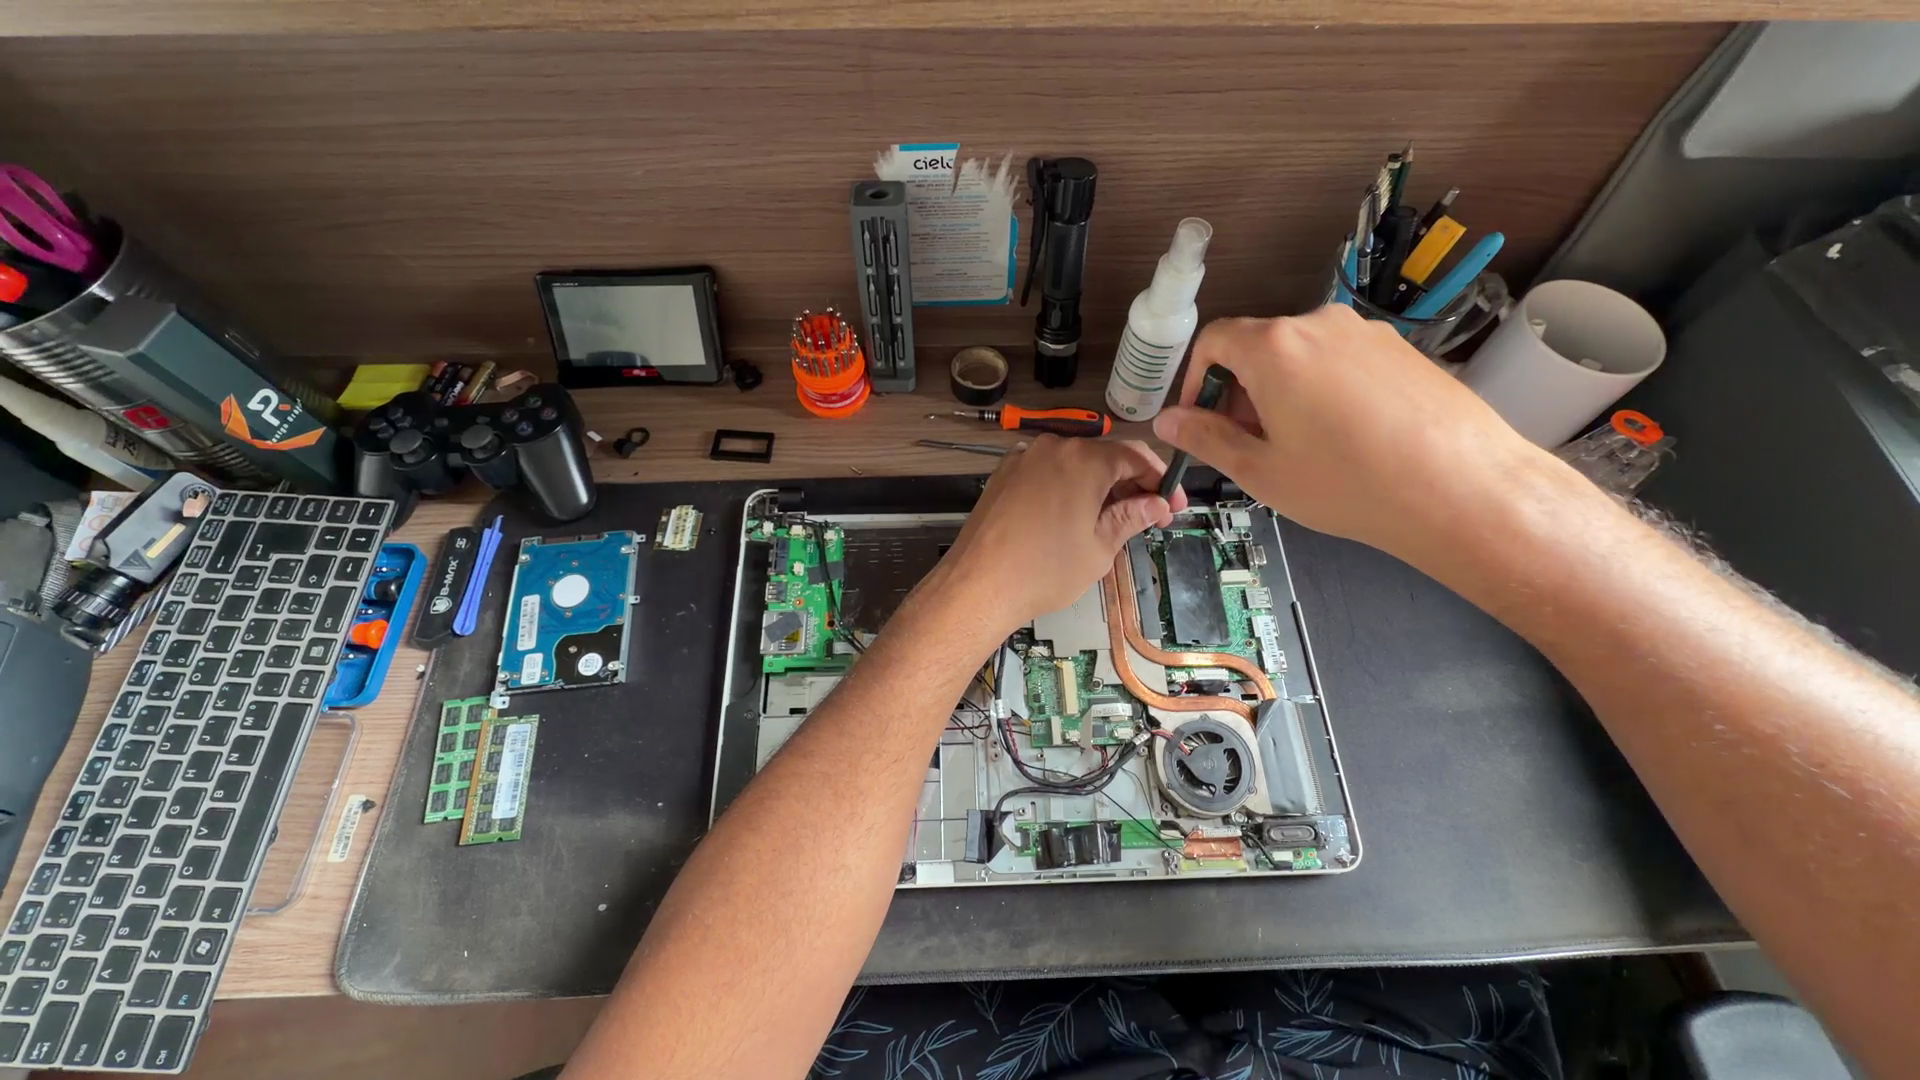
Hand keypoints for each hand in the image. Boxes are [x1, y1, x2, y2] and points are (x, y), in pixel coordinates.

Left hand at [929, 436, 1187, 631]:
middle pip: (1105, 456)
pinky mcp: (1004, 474)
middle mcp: (1054, 447)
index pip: (1136, 456)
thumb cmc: (1044, 571)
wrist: (978, 585)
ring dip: (1099, 485)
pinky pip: (1047, 471)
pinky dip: (1068, 486)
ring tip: (1112, 520)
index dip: (1160, 480)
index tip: (1172, 506)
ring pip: (1074, 463)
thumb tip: (1156, 504)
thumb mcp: (1099, 548)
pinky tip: (1074, 516)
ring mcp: (1024, 458)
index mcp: (1084, 460)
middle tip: (1148, 516)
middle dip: (1131, 483)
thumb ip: (1130, 517)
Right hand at [1151, 306, 1554, 561]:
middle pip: (1257, 347)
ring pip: (1300, 356)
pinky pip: (1340, 361)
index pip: (1213, 340)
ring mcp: (1364, 332)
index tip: (1199, 421)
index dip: (1195, 380)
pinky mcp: (1399, 348)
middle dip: (1239, 392)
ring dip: (1281, 392)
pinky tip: (1344, 438)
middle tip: (1249, 445)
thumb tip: (1167, 420)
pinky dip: (1323, 390)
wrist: (1459, 488)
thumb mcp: (1260, 470)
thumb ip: (1205, 438)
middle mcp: (1317, 325)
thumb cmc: (1345, 483)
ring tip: (1298, 446)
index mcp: (1273, 347)